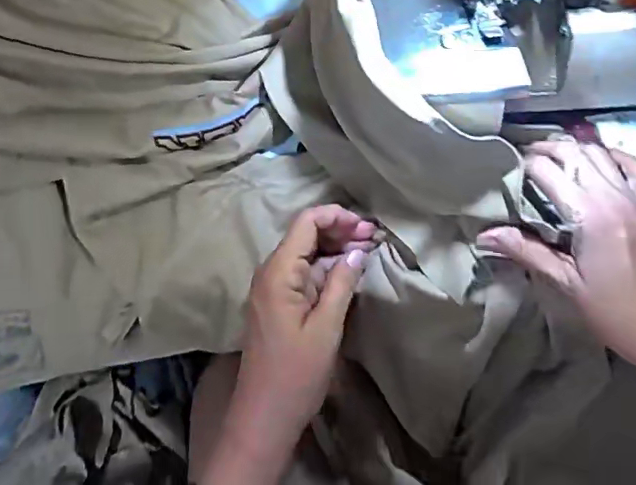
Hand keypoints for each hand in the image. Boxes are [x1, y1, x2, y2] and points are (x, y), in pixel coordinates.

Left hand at [225, 205, 376, 454]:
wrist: (262, 420)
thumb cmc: (295, 376)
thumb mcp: (326, 329)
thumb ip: (341, 284)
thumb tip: (357, 250)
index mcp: (278, 271)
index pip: (306, 222)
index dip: (337, 216)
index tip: (366, 226)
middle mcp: (270, 271)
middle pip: (305, 233)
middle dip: (339, 230)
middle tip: (373, 237)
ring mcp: (271, 286)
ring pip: (305, 252)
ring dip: (335, 248)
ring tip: (366, 250)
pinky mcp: (277, 302)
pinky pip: (302, 272)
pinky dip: (326, 267)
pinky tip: (348, 272)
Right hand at [476, 138, 635, 388]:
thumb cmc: (624, 319)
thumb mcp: (570, 287)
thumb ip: (527, 252)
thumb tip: (484, 235)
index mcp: (589, 213)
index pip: (545, 168)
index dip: (521, 165)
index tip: (504, 175)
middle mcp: (613, 194)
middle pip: (572, 150)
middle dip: (544, 149)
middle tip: (523, 162)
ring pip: (599, 152)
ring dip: (573, 148)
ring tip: (553, 159)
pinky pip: (634, 166)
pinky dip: (613, 156)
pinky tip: (600, 162)